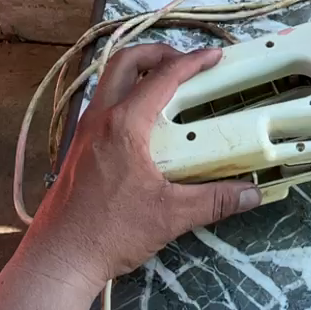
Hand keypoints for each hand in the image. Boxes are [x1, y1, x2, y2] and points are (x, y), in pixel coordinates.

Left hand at [18, 44, 261, 291]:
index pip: (163, 77)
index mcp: (124, 124)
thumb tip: (252, 193)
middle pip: (126, 61)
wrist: (58, 257)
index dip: (192, 61)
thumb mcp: (170, 216)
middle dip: (158, 52)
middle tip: (186, 63)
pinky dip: (127, 94)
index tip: (215, 56)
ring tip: (169, 87)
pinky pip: (104, 102)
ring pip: (110, 80)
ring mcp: (85, 130)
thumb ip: (214, 201)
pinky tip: (145, 123)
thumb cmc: (110, 232)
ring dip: (140, 72)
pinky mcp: (79, 146)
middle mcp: (100, 117)